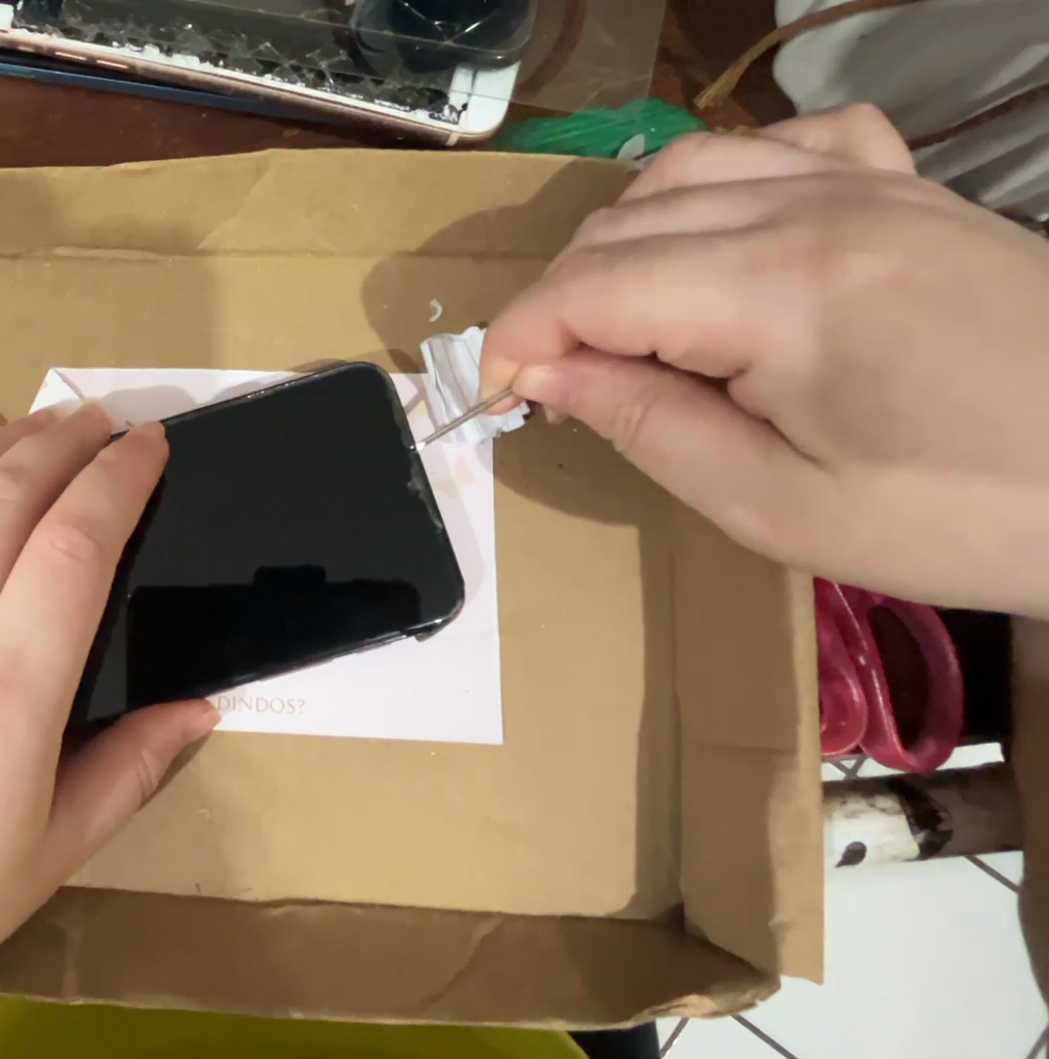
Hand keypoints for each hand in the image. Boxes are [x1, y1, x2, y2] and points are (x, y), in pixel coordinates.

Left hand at [0, 404, 217, 1058]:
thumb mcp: (53, 850)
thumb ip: (133, 767)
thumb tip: (199, 708)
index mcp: (7, 699)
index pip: (73, 549)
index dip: (118, 482)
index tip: (150, 445)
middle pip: (5, 499)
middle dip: (62, 442)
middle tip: (103, 417)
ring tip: (41, 419)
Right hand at [480, 105, 1048, 618]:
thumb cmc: (959, 513)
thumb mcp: (768, 502)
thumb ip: (640, 423)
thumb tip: (542, 374)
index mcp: (784, 291)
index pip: (585, 287)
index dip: (514, 343)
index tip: (499, 402)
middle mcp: (818, 209)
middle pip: (613, 231)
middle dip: (550, 310)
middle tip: (555, 389)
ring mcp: (870, 185)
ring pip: (671, 175)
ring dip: (608, 250)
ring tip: (609, 323)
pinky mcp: (904, 189)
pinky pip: (772, 145)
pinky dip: (707, 185)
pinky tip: (704, 239)